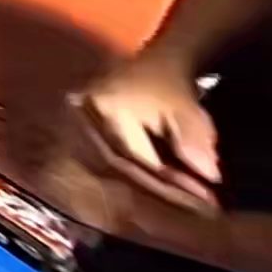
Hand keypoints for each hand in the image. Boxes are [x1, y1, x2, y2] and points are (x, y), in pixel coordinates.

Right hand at [71, 56, 221, 214]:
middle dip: (150, 186)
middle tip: (188, 205)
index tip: (205, 202)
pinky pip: (83, 150)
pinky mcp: (66, 118)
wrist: (140, 67)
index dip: (169, 182)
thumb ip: (194, 143)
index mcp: (106, 106)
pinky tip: (133, 179)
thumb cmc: (165, 89)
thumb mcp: (188, 114)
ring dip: (128, 180)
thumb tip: (206, 176)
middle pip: (109, 159)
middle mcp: (79, 109)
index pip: (133, 154)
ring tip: (163, 193)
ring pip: (91, 157)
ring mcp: (68, 113)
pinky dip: (109, 169)